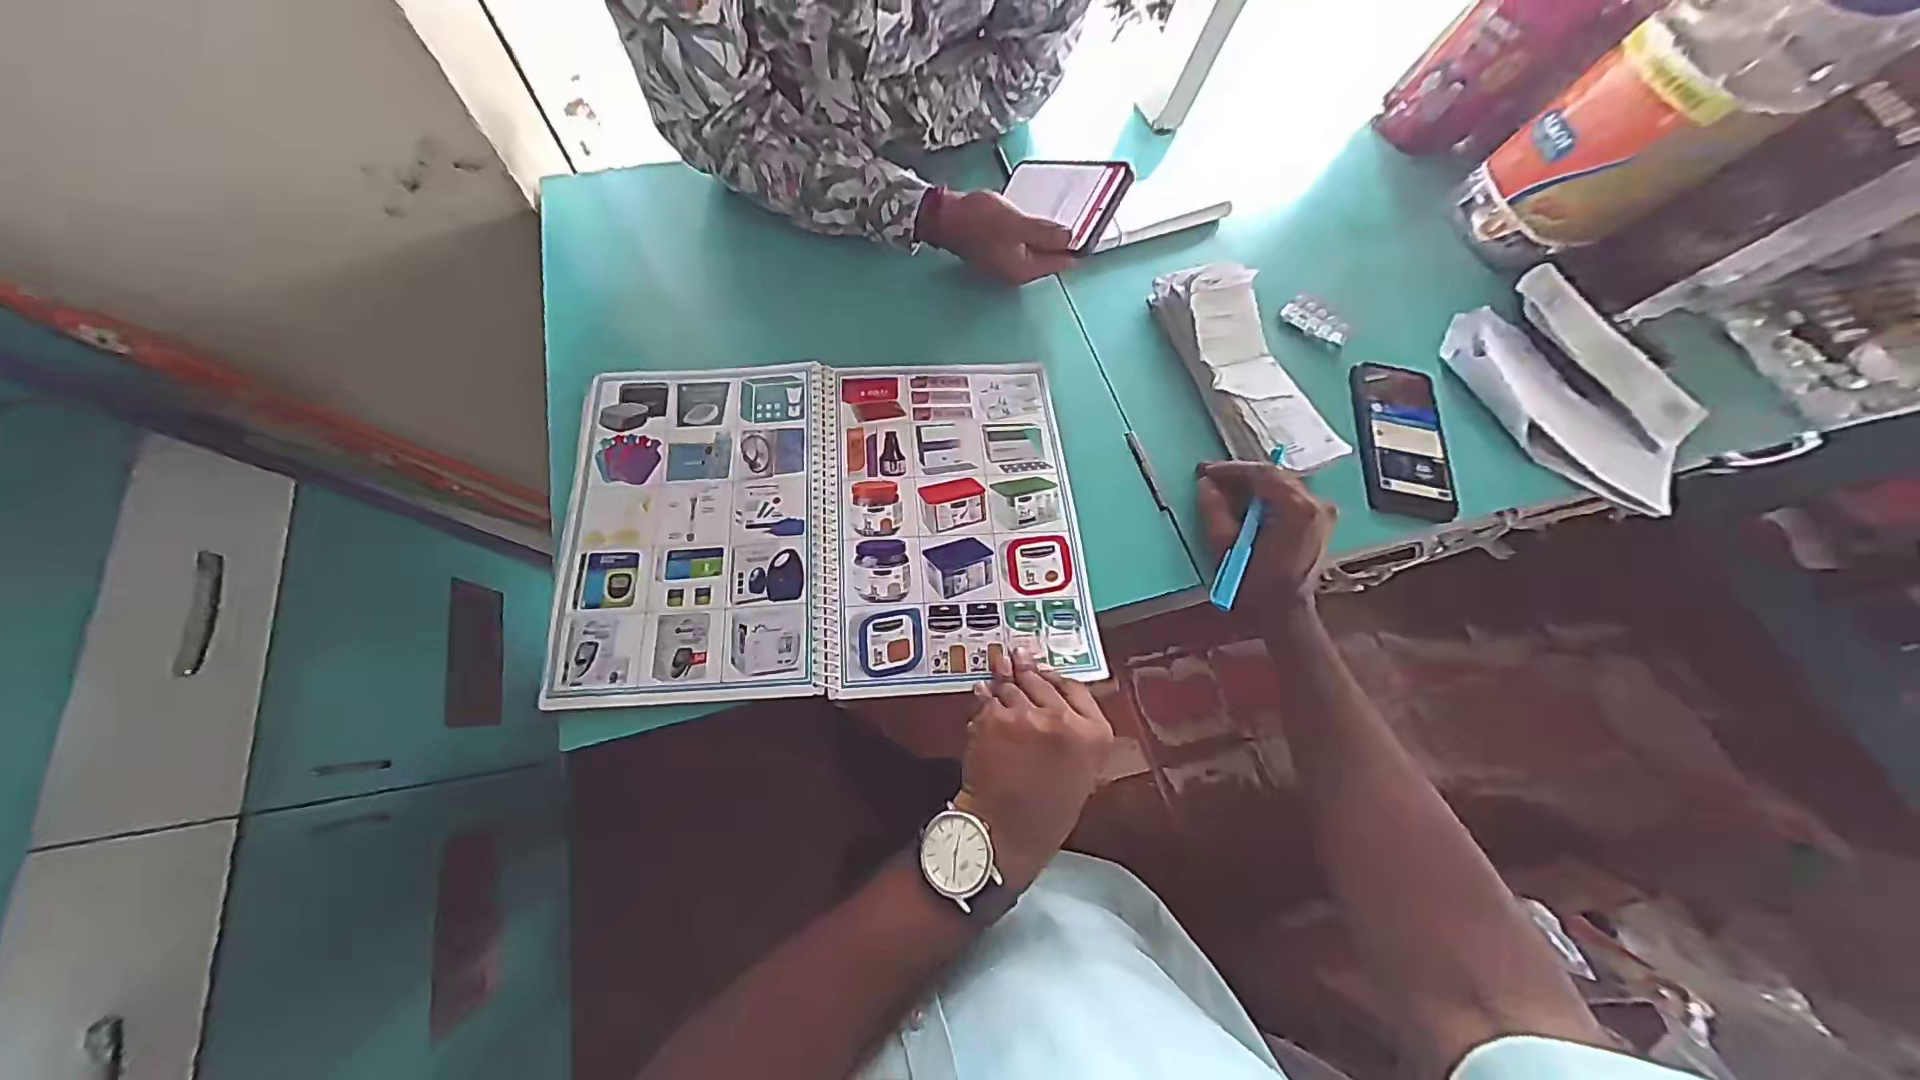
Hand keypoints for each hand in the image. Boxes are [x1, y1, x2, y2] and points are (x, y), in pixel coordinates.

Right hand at [922, 190, 1075, 285]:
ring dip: (1048, 236)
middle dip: (1064, 242)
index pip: (1061, 262)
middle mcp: (1017, 272)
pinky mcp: (1000, 252)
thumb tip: (1069, 238)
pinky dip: (1033, 234)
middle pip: (1050, 259)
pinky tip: (1036, 220)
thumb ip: (1045, 232)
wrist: (945, 218)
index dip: (1077, 246)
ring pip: (1037, 251)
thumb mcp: (1017, 223)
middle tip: (1079, 220)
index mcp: (1024, 270)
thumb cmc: (977, 221)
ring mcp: (1007, 263)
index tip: (1090, 230)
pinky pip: (1025, 244)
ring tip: (1060, 218)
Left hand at [955, 647, 1113, 891]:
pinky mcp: (995, 719)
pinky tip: (982, 695)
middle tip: (1016, 658)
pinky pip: (987, 698)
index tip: (1043, 670)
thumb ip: (1072, 730)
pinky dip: (983, 697)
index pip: (1074, 686)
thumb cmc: (1044, 811)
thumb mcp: (1079, 769)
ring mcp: (1027, 716)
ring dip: (1002, 683)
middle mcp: (1063, 720)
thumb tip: (1049, 695)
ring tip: (999, 674)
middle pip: (1040, 680)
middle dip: (1025, 671)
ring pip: (1011, 685)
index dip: (1054, 676)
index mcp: (1093, 733)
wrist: (1007, 831)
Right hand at [1195, 460, 1336, 606]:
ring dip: (1256, 486)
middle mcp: (1315, 505)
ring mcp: (1322, 513)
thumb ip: (1214, 510)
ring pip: (1284, 485)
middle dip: (1243, 476)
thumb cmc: (1255, 585)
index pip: (1262, 473)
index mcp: (1296, 509)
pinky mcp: (1320, 522)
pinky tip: (1249, 504)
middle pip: (1276, 476)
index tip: (1207, 471)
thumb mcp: (1226, 547)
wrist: (1285, 613)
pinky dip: (1269, 497)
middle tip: (1214, 479)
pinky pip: (1292, 498)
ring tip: (1227, 490)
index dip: (1231, 469)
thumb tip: (1207, 485)